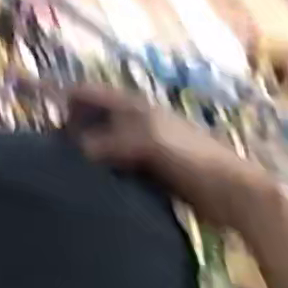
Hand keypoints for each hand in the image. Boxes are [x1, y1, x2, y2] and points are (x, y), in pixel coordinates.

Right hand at [64, 84, 280, 229]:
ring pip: (101, 141)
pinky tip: (98, 184)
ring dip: (87, 152)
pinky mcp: (150, 169)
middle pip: (90, 116)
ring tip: (74, 169)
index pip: (85, 91)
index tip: (48, 122)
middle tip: (58, 149)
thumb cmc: (193, 159)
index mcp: (132, 104)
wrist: (239, 196)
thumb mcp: (145, 142)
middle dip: (72, 127)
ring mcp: (143, 144)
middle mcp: (134, 119)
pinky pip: (115, 164)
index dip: (64, 100)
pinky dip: (103, 171)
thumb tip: (76, 149)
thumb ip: (106, 142)